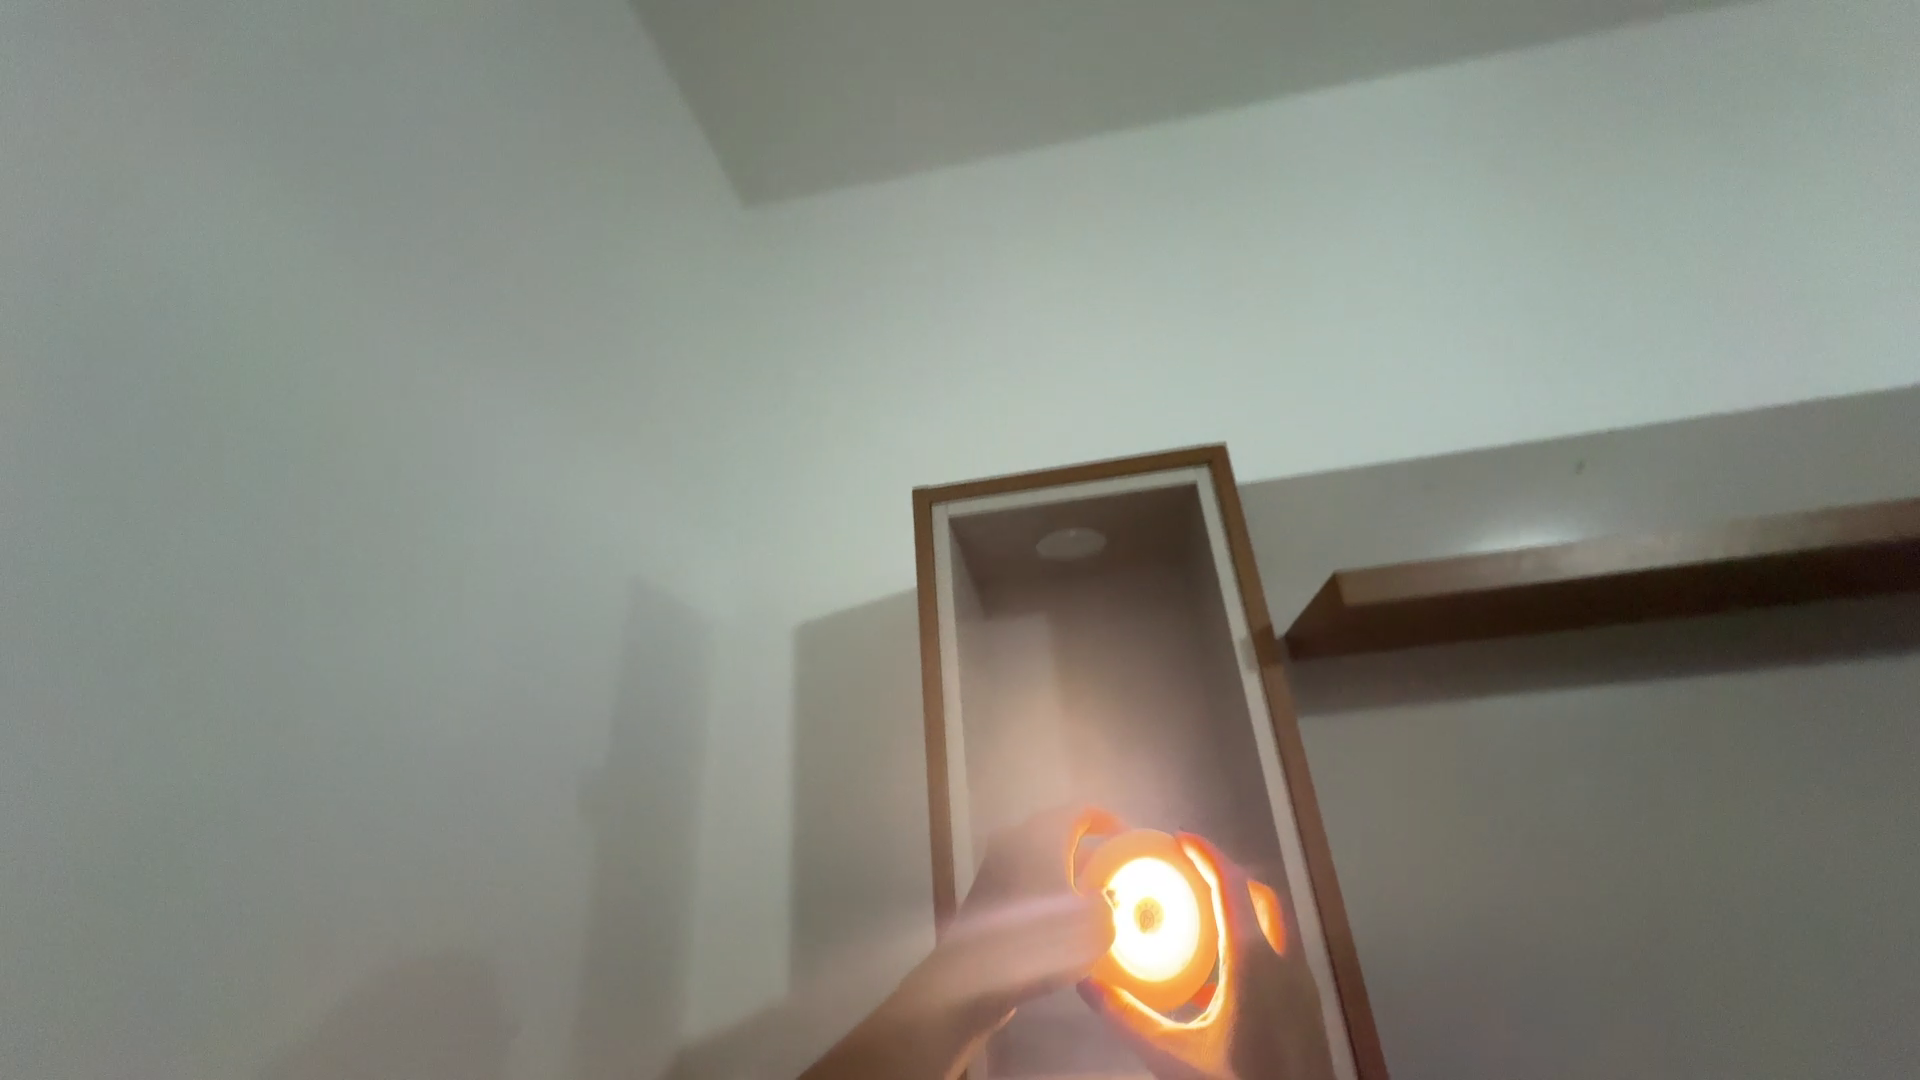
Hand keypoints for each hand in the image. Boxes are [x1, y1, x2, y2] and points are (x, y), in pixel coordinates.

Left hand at [899, 806, 1119, 1031]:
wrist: (974, 972)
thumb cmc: (1039, 939)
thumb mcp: (1092, 925)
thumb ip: (1108, 905)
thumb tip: (1106, 897)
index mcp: (1044, 833)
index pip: (1081, 811)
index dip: (1107, 821)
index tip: (1126, 838)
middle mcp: (1016, 838)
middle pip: (1060, 833)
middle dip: (1089, 851)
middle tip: (1113, 872)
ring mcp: (996, 862)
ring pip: (1041, 857)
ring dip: (1067, 873)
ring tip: (1092, 900)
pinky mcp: (986, 889)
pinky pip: (1025, 877)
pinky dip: (1046, 888)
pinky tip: (1061, 920)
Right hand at [1078, 834, 1335, 1079]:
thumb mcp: (1173, 1060)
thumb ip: (1127, 1017)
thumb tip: (1084, 981)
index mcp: (1254, 964)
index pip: (1231, 886)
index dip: (1206, 853)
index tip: (1180, 837)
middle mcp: (1286, 965)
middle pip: (1260, 895)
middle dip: (1225, 873)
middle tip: (1188, 869)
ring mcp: (1304, 988)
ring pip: (1275, 923)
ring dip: (1240, 905)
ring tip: (1200, 909)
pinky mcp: (1308, 1010)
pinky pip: (1280, 953)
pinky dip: (1251, 938)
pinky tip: (1221, 968)